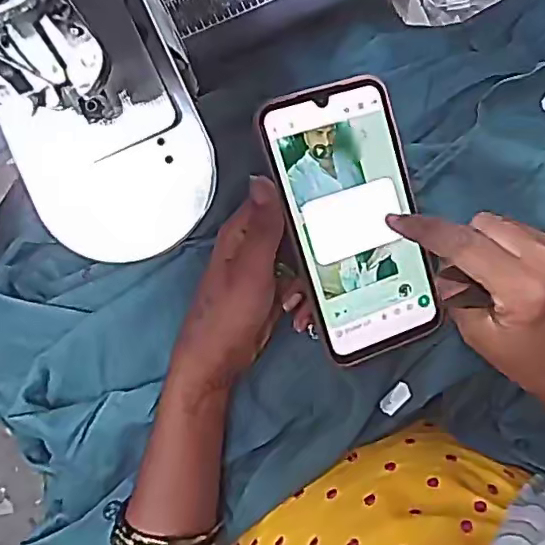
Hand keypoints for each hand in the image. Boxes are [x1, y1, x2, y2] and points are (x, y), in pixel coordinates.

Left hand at [169, 177, 311, 392]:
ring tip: (300, 303)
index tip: (326, 214)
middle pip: (295, 235)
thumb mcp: (251, 268)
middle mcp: (251, 249)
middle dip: (311, 255)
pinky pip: (298, 287)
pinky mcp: (271, 293)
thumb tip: (263, 181)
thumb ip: (262, 226)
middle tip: (316, 272)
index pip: (276, 204)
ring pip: (301, 263)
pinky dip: (303, 300)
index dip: (301, 206)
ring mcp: (262, 272)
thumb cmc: (225, 317)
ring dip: (309, 283)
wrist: (218, 363)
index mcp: (241, 234)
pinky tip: (299, 314)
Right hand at [387, 212, 544, 433]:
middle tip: (463, 277)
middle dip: (463, 243)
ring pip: (503, 223)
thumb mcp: (479, 335)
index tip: (400, 220)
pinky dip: (510, 246)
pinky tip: (517, 274)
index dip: (428, 231)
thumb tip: (442, 260)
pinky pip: (525, 230)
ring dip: (487, 243)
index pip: (466, 245)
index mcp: (525, 289)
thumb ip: (455, 291)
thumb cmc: (529, 363)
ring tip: (493, 278)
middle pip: (484, 224)